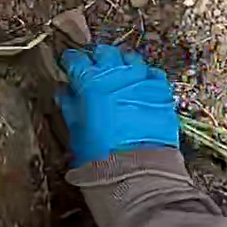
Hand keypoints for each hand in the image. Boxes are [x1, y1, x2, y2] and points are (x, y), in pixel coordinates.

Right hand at [57, 44, 180, 166]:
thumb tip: (65, 91)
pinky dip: (144, 76)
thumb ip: (71, 106)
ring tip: (120, 75)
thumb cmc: (100, 157)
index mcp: (90, 82)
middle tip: (95, 69)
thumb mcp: (76, 132)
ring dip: (122, 63)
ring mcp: (141, 79)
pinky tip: (141, 86)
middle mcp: (116, 74)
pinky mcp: (161, 90)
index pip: (77, 59)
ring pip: (130, 58)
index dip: (72, 61)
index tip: (70, 65)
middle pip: (105, 52)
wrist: (138, 174)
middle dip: (98, 58)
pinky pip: (152, 73)